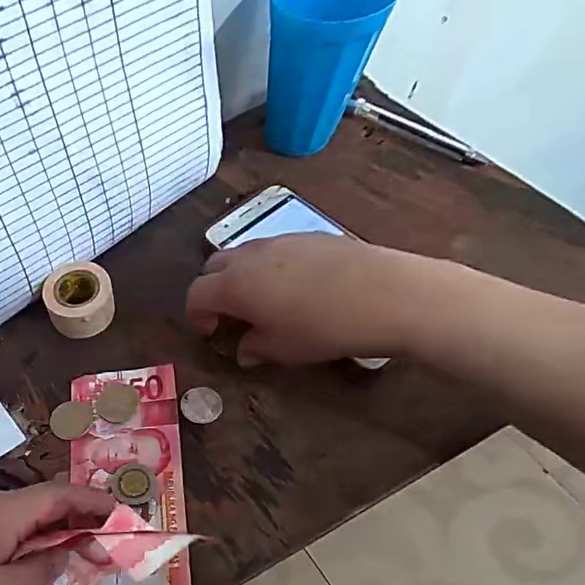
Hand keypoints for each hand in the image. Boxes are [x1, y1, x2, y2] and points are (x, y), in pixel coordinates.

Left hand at [0, 483, 117, 584]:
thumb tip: (68, 553)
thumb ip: (42, 570)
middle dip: (73, 522)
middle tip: (103, 547)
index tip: (124, 514)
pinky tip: (21, 566)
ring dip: (45, 534)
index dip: (94, 501)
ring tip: (68, 560)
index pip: (58, 494)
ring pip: (12, 518)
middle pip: (36, 503)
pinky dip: (17, 542)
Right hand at [186, 234, 444, 364]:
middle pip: (214, 266)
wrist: (388, 295)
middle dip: (213, 290)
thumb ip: (255, 347)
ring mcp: (281, 240)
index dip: (197, 316)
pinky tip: (295, 289)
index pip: (196, 294)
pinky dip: (269, 267)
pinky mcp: (310, 235)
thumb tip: (245, 348)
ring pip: (244, 254)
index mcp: (234, 285)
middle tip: (229, 316)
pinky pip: (275, 250)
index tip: (212, 334)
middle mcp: (250, 256)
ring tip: (262, 303)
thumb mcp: (283, 349)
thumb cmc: (324, 329)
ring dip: (240, 277)